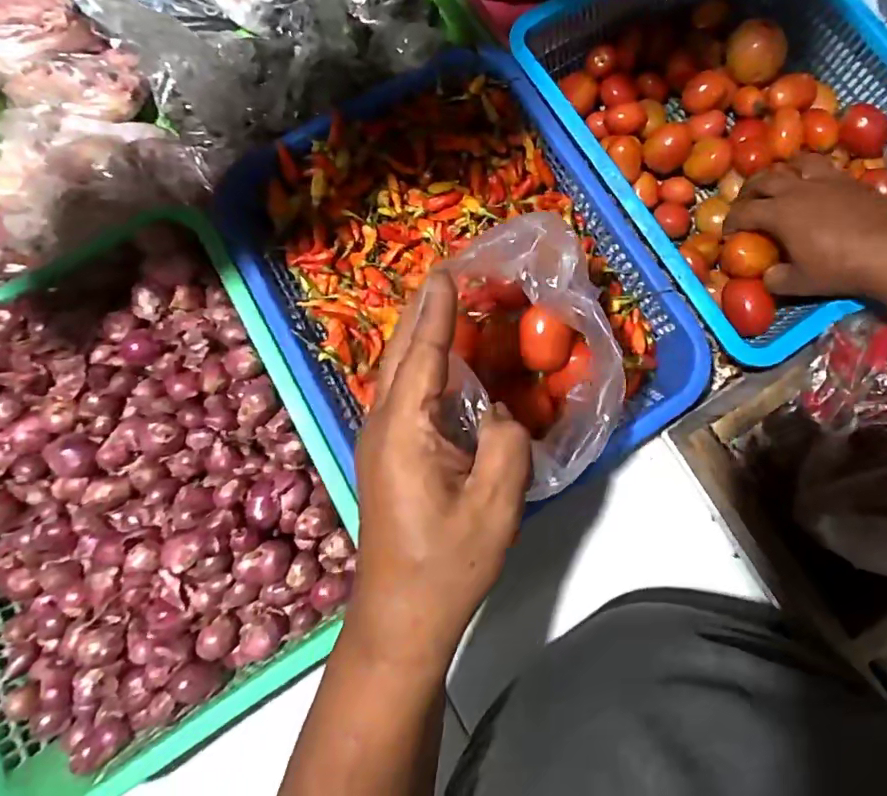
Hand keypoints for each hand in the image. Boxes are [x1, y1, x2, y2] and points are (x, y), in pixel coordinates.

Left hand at [350, 271, 530, 665]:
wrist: (401, 618)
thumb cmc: (447, 562)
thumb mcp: (495, 503)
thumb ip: (506, 441)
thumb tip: (499, 410)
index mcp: (404, 428)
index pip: (424, 352)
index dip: (438, 308)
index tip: (449, 268)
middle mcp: (383, 423)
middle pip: (401, 353)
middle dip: (423, 310)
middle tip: (450, 274)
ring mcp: (380, 439)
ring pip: (399, 371)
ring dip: (420, 333)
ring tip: (448, 304)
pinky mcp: (387, 454)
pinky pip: (405, 392)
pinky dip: (424, 363)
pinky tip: (443, 362)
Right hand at [726, 153, 886, 297]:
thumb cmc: (840, 268)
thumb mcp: (802, 283)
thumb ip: (777, 280)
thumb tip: (768, 277)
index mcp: (778, 212)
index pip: (744, 211)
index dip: (731, 221)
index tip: (728, 233)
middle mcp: (796, 188)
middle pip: (763, 180)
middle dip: (749, 191)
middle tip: (746, 203)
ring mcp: (825, 180)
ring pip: (793, 163)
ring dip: (780, 171)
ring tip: (779, 182)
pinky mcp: (850, 180)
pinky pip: (822, 166)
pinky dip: (809, 172)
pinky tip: (815, 184)